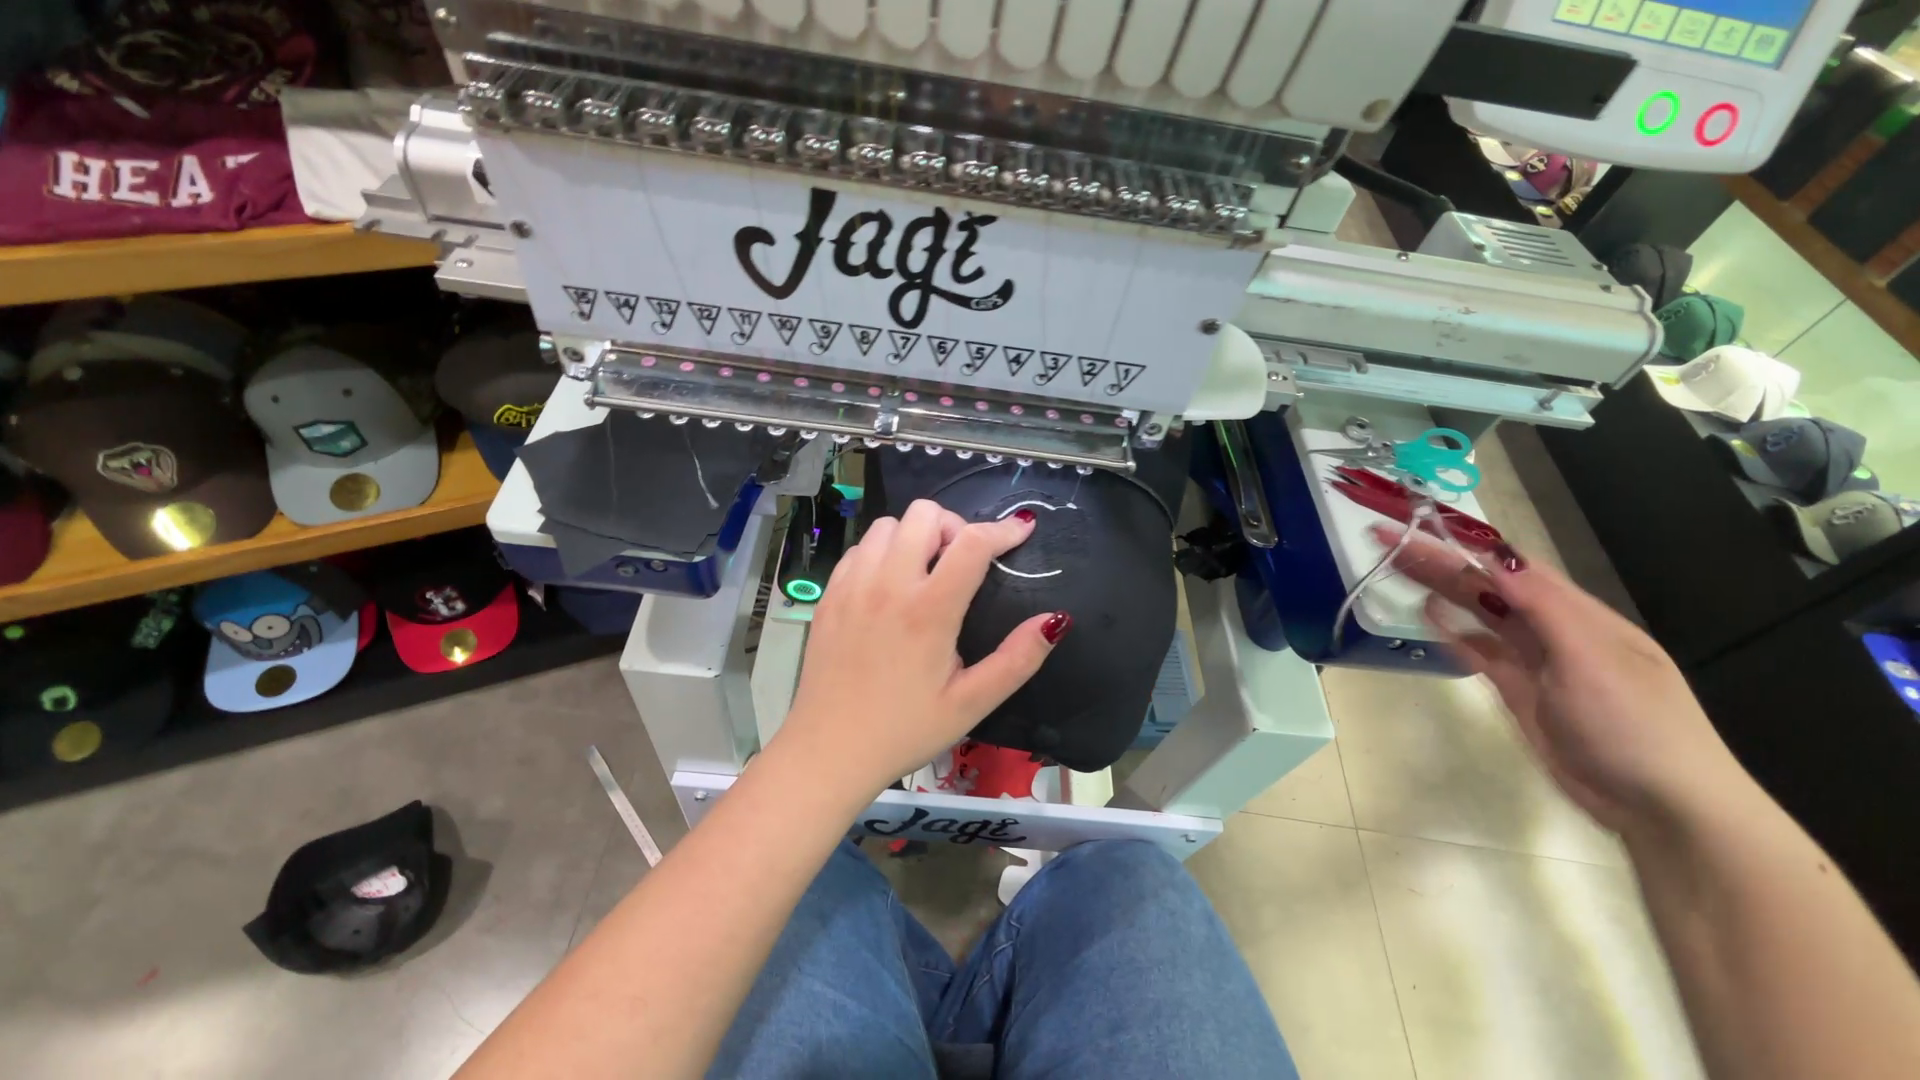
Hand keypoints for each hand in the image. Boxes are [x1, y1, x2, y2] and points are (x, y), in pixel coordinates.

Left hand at [773, 500, 1067, 798]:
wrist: (829, 751)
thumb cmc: (905, 731)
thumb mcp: (971, 704)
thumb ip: (1016, 660)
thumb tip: (1055, 620)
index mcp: (928, 611)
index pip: (972, 543)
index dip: (1004, 529)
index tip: (1022, 530)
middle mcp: (887, 585)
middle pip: (924, 515)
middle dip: (954, 526)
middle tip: (963, 562)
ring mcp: (852, 586)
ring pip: (887, 525)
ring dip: (914, 536)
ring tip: (926, 571)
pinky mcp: (829, 596)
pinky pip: (860, 549)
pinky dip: (882, 552)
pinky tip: (890, 587)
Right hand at [1379, 525, 1748, 837]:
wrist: (1663, 807)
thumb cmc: (1635, 726)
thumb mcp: (1592, 660)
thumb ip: (1542, 607)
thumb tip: (1496, 558)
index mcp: (1581, 615)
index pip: (1515, 566)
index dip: (1467, 542)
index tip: (1420, 524)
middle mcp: (1557, 632)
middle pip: (1491, 588)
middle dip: (1442, 562)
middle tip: (1388, 540)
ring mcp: (1538, 666)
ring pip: (1482, 617)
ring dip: (1444, 591)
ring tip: (1399, 567)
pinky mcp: (1522, 696)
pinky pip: (1482, 655)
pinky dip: (1454, 634)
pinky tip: (1430, 616)